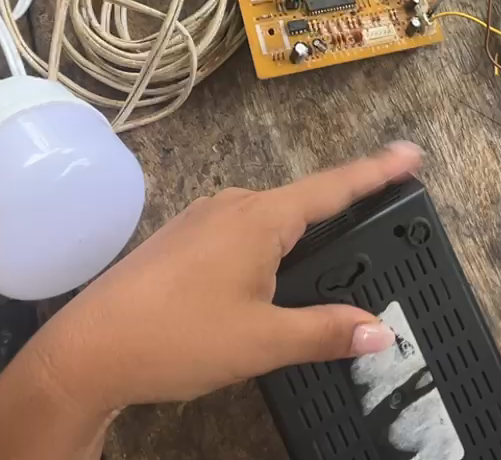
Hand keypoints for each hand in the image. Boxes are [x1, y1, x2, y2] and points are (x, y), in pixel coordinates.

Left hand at [24, 142, 422, 414]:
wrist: (89, 349)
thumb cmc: (179, 338)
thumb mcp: (260, 342)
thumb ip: (324, 332)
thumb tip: (380, 333)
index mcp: (261, 218)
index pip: (334, 187)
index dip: (376, 171)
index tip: (411, 152)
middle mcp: (235, 203)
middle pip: (303, 201)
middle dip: (340, 210)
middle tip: (377, 218)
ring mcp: (206, 216)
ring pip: (270, 218)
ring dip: (301, 234)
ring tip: (324, 260)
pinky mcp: (185, 235)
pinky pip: (244, 229)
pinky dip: (269, 245)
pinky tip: (266, 276)